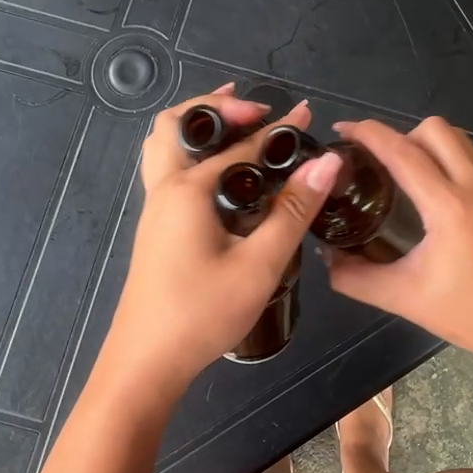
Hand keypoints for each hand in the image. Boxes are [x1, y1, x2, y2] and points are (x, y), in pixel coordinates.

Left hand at [101, 86, 340, 388]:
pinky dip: (190, 152)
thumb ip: (293, 211)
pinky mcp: (156, 229)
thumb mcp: (258, 264)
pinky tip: (218, 175)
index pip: (241, 145)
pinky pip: (167, 169)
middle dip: (216, 106)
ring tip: (233, 124)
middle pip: (177, 124)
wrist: (144, 365)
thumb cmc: (201, 313)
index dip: (278, 129)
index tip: (308, 116)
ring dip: (197, 126)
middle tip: (255, 111)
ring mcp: (155, 209)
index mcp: (188, 189)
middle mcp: (165, 189)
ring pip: (165, 145)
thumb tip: (327, 161)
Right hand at [326, 117, 472, 364]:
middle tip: (374, 160)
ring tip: (399, 168)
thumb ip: (355, 276)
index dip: (368, 134)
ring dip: (423, 140)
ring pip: (455, 136)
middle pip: (433, 129)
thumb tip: (326, 256)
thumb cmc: (466, 313)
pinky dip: (443, 152)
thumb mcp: (402, 298)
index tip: (342, 130)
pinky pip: (468, 153)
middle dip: (398, 134)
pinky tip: (428, 181)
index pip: (403, 152)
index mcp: (448, 207)